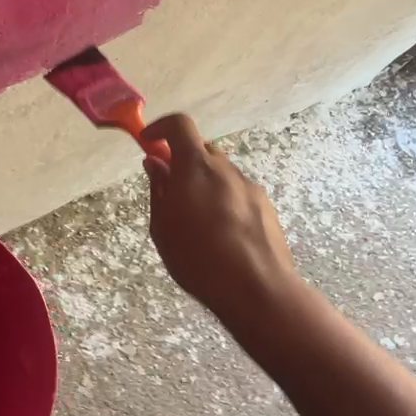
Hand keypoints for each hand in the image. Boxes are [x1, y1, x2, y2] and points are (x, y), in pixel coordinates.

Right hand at [141, 114, 305, 343]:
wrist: (258, 289)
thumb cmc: (197, 258)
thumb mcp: (162, 226)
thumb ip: (158, 189)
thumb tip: (155, 163)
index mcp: (196, 167)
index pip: (180, 125)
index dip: (161, 128)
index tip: (149, 143)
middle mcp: (225, 169)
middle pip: (202, 149)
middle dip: (184, 161)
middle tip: (171, 190)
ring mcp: (250, 187)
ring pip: (221, 173)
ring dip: (205, 183)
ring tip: (198, 222)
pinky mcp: (267, 207)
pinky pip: (238, 193)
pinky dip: (224, 201)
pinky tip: (223, 235)